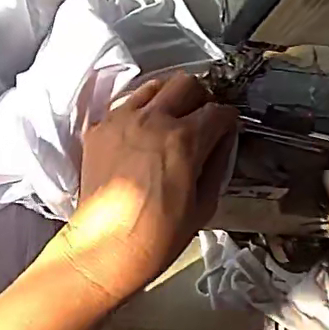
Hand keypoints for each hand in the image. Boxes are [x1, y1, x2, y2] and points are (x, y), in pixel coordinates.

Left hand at [58, 74, 238, 301]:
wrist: (106, 246)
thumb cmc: (159, 235)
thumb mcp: (204, 205)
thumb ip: (217, 164)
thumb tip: (221, 143)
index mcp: (185, 139)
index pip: (219, 110)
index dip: (229, 120)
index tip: (227, 128)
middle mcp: (153, 120)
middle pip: (187, 83)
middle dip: (201, 97)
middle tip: (202, 116)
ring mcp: (122, 120)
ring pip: (154, 86)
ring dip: (169, 97)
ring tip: (171, 117)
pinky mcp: (99, 129)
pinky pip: (125, 105)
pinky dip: (140, 111)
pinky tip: (142, 132)